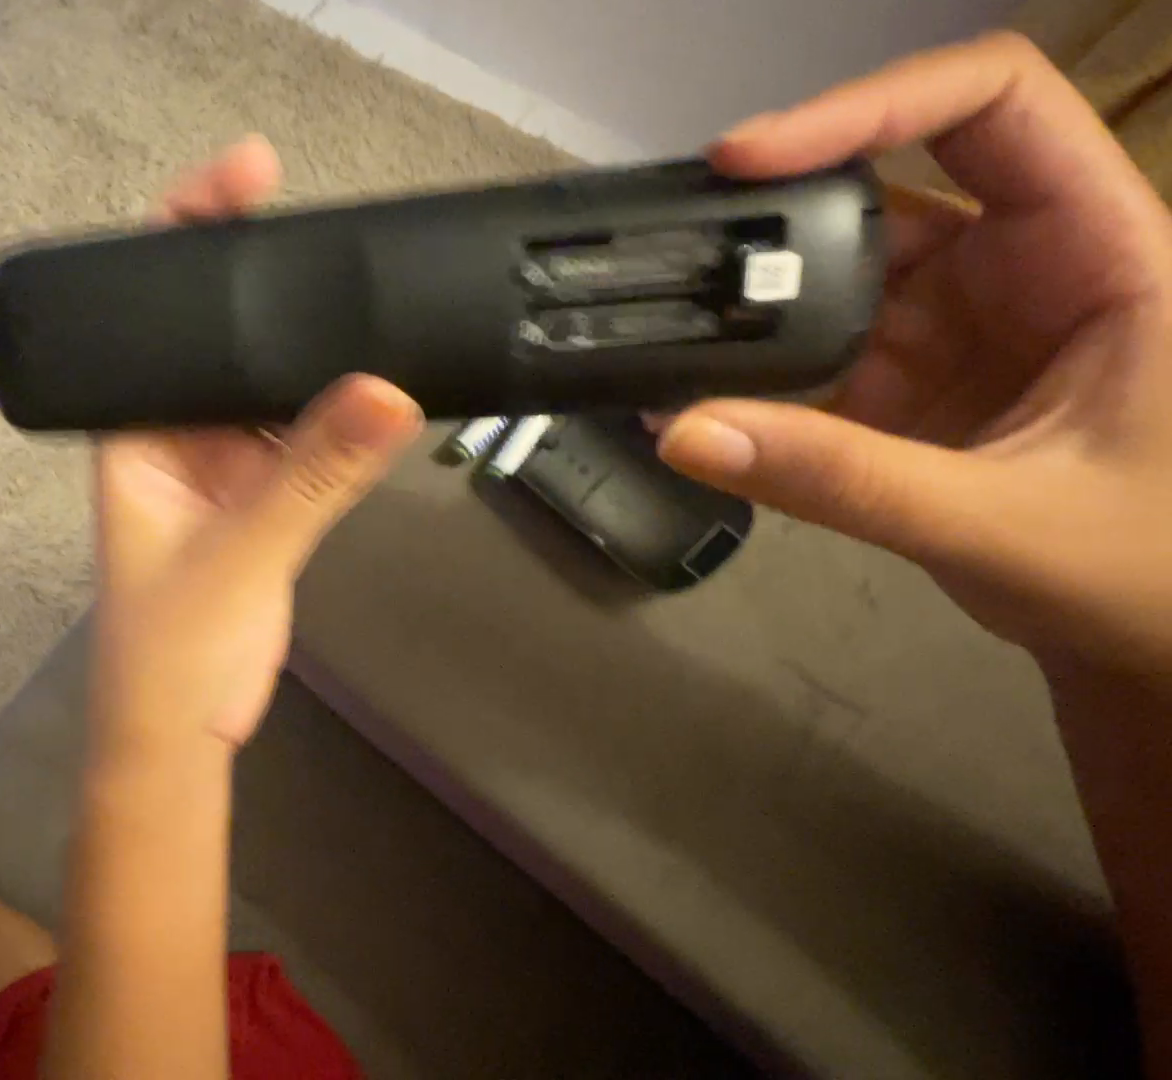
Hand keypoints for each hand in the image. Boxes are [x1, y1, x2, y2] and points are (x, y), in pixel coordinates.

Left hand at [90, 137, 423, 751]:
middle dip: (261, 276)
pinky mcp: (261, 498)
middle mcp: (170, 433)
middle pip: (212, 332)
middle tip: (327, 222)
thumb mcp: (238, 555)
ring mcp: (220, 464)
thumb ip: (309, 476)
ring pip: (264, 382)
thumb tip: (389, 392)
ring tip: (362, 284)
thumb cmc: (170, 653)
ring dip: (305, 342)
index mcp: (130, 430)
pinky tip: (373, 374)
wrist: (179, 736)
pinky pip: (300, 432)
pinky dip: (333, 406)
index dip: (188, 234)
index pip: (149, 309)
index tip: (248, 176)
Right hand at [656, 32, 1171, 679]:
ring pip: (824, 280)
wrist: (1142, 640)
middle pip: (876, 194)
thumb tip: (679, 432)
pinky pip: (804, 356)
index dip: (865, 108)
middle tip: (665, 246)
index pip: (991, 108)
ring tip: (653, 321)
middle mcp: (1012, 269)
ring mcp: (944, 328)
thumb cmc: (1138, 572)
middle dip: (768, 217)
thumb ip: (837, 478)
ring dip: (742, 304)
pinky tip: (683, 392)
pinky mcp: (894, 382)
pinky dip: (741, 375)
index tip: (742, 160)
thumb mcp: (996, 520)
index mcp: (1096, 253)